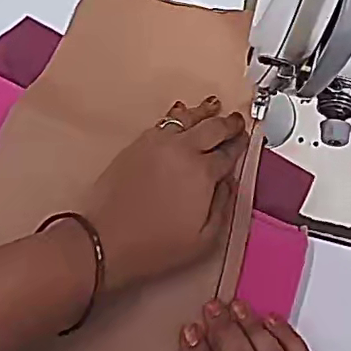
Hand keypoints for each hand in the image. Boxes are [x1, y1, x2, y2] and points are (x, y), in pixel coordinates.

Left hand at [78, 97, 246, 289]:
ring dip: (204, 111)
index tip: (245, 140)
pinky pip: (164, 121)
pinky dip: (178, 115)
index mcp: (203, 172)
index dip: (240, 145)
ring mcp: (158, 143)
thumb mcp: (204, 239)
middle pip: (212, 127)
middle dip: (228, 123)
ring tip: (213, 106)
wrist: (105, 239)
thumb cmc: (154, 245)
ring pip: (188, 117)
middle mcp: (183, 150)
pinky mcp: (138, 143)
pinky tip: (182, 115)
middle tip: (236, 122)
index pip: (229, 152)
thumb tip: (228, 183)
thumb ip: (223, 206)